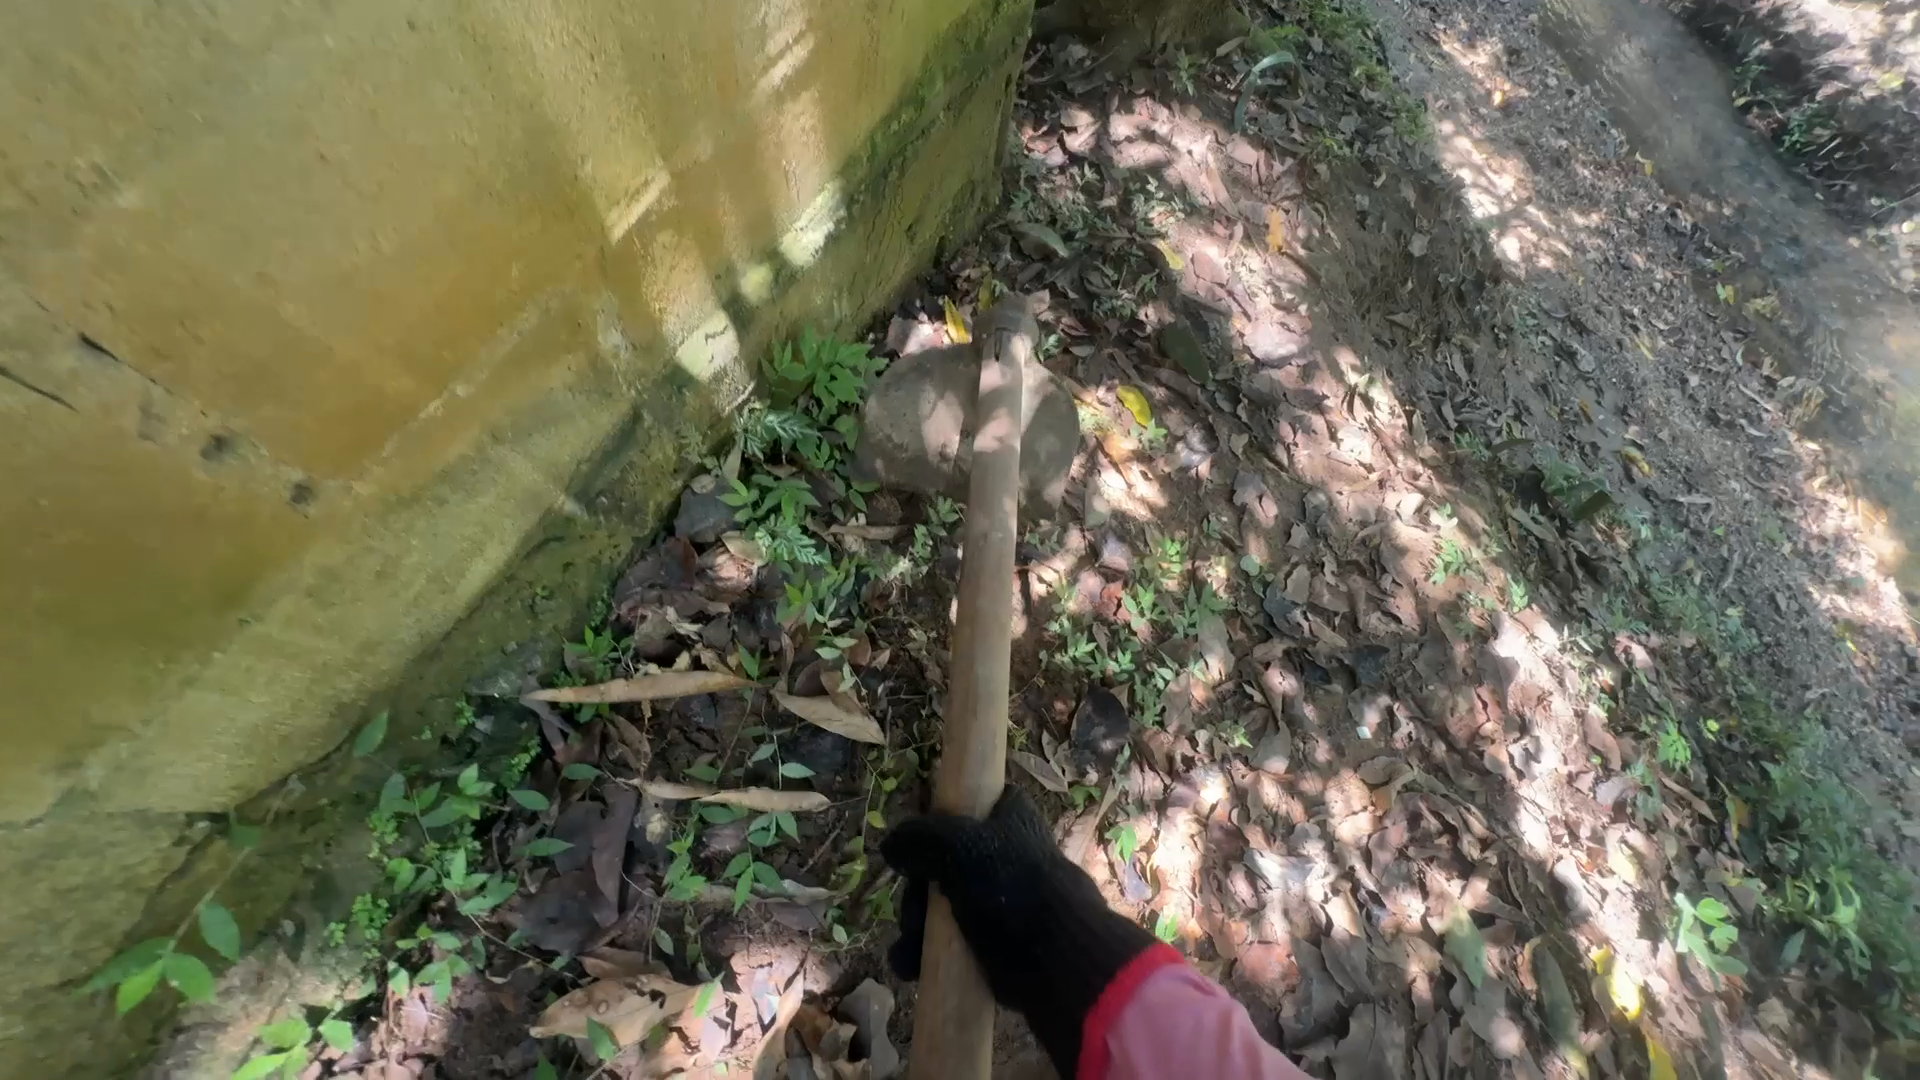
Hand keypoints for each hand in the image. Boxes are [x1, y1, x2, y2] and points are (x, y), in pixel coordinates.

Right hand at [881, 788, 1155, 1074]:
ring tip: (910, 948)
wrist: (1055, 958)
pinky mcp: (993, 940)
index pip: (965, 804)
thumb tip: (891, 845)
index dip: (936, 823)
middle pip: (939, 861)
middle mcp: (1003, 852)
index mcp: (1008, 815)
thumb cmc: (1011, 884)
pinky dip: (925, 952)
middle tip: (914, 912)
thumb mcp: (960, 845)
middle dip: (917, 892)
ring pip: (939, 904)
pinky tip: (908, 965)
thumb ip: (921, 837)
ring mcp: (999, 898)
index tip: (917, 846)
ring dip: (915, 927)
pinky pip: (949, 940)